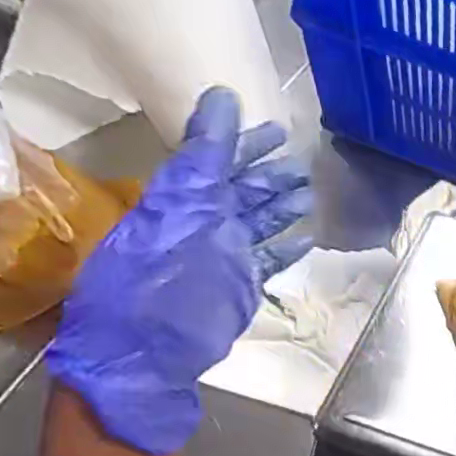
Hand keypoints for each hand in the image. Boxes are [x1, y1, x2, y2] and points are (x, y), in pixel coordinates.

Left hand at [44, 87, 312, 455]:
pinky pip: (269, 261)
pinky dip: (287, 249)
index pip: (219, 162)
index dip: (245, 142)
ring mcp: (225, 257)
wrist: (145, 356)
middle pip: (245, 192)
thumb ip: (203, 158)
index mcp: (185, 202)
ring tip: (310, 192)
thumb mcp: (178, 211)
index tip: (276, 128)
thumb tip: (221, 99)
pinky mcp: (240, 287)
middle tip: (302, 160)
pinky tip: (307, 237)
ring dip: (285, 206)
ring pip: (261, 223)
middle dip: (273, 174)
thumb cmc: (155, 281)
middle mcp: (206, 225)